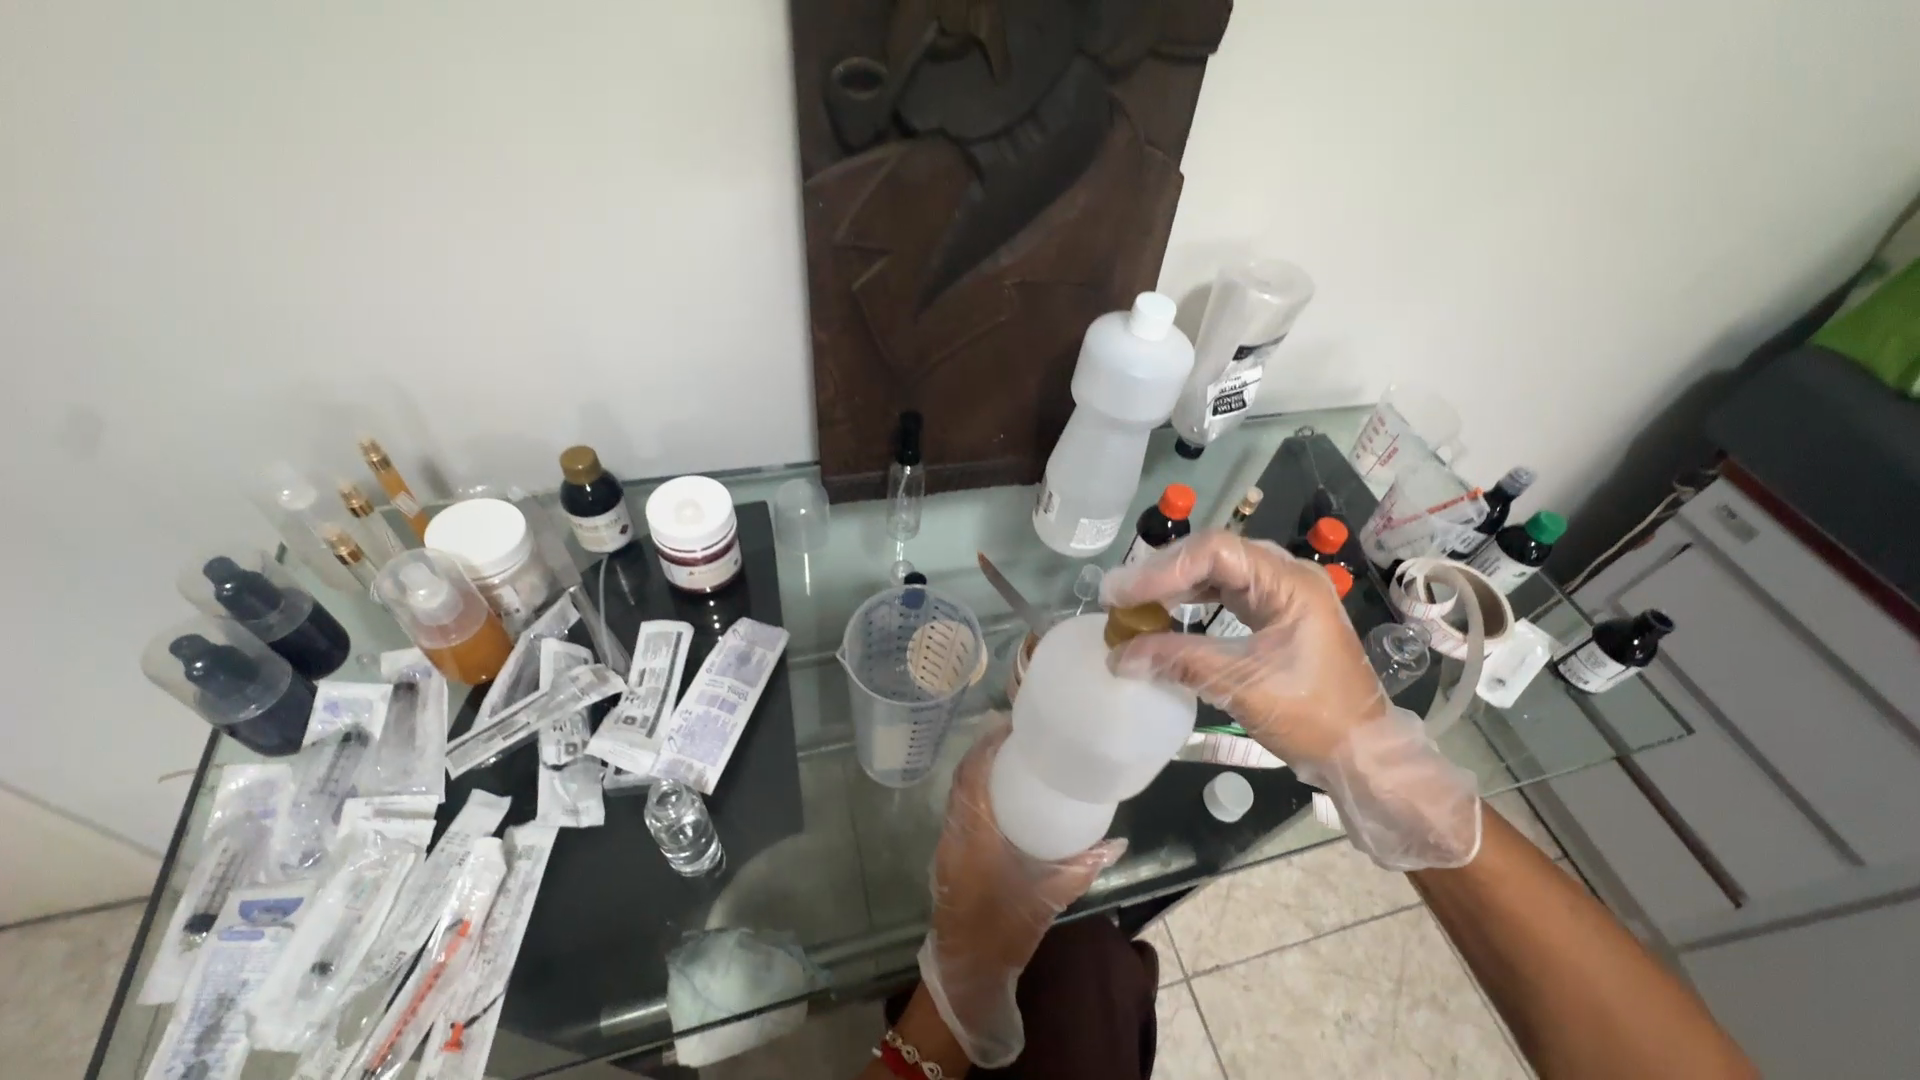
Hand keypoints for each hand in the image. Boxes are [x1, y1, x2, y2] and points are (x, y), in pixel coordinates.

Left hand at [919, 720, 1124, 1067]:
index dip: (988, 745)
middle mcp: (955, 830)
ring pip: (958, 791)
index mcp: (974, 833)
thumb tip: (1118, 842)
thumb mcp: (1048, 898)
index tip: (1012, 725)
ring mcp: (947, 842)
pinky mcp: (948, 854)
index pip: (973, 774)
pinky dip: (975, 790)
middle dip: (984, 750)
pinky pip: (959, 808)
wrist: (966, 970)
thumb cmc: (1004, 930)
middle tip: (1017, 734)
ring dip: (978, 768)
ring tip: (1011, 755)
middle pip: (962, 776)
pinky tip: (1001, 792)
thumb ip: (1082, 867)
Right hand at [1099, 530, 1386, 767]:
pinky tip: (1164, 613)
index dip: (1162, 570)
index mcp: (1289, 583)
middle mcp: (1286, 577)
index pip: (1215, 553)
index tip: (1122, 595)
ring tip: (1132, 604)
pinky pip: (1224, 594)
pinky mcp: (1275, 615)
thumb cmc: (1313, 717)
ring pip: (1216, 572)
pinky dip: (1190, 601)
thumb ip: (1179, 662)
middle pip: (1213, 554)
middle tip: (1117, 597)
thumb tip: (1118, 656)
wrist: (1362, 752)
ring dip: (1172, 585)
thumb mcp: (1241, 687)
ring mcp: (1282, 594)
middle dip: (1161, 573)